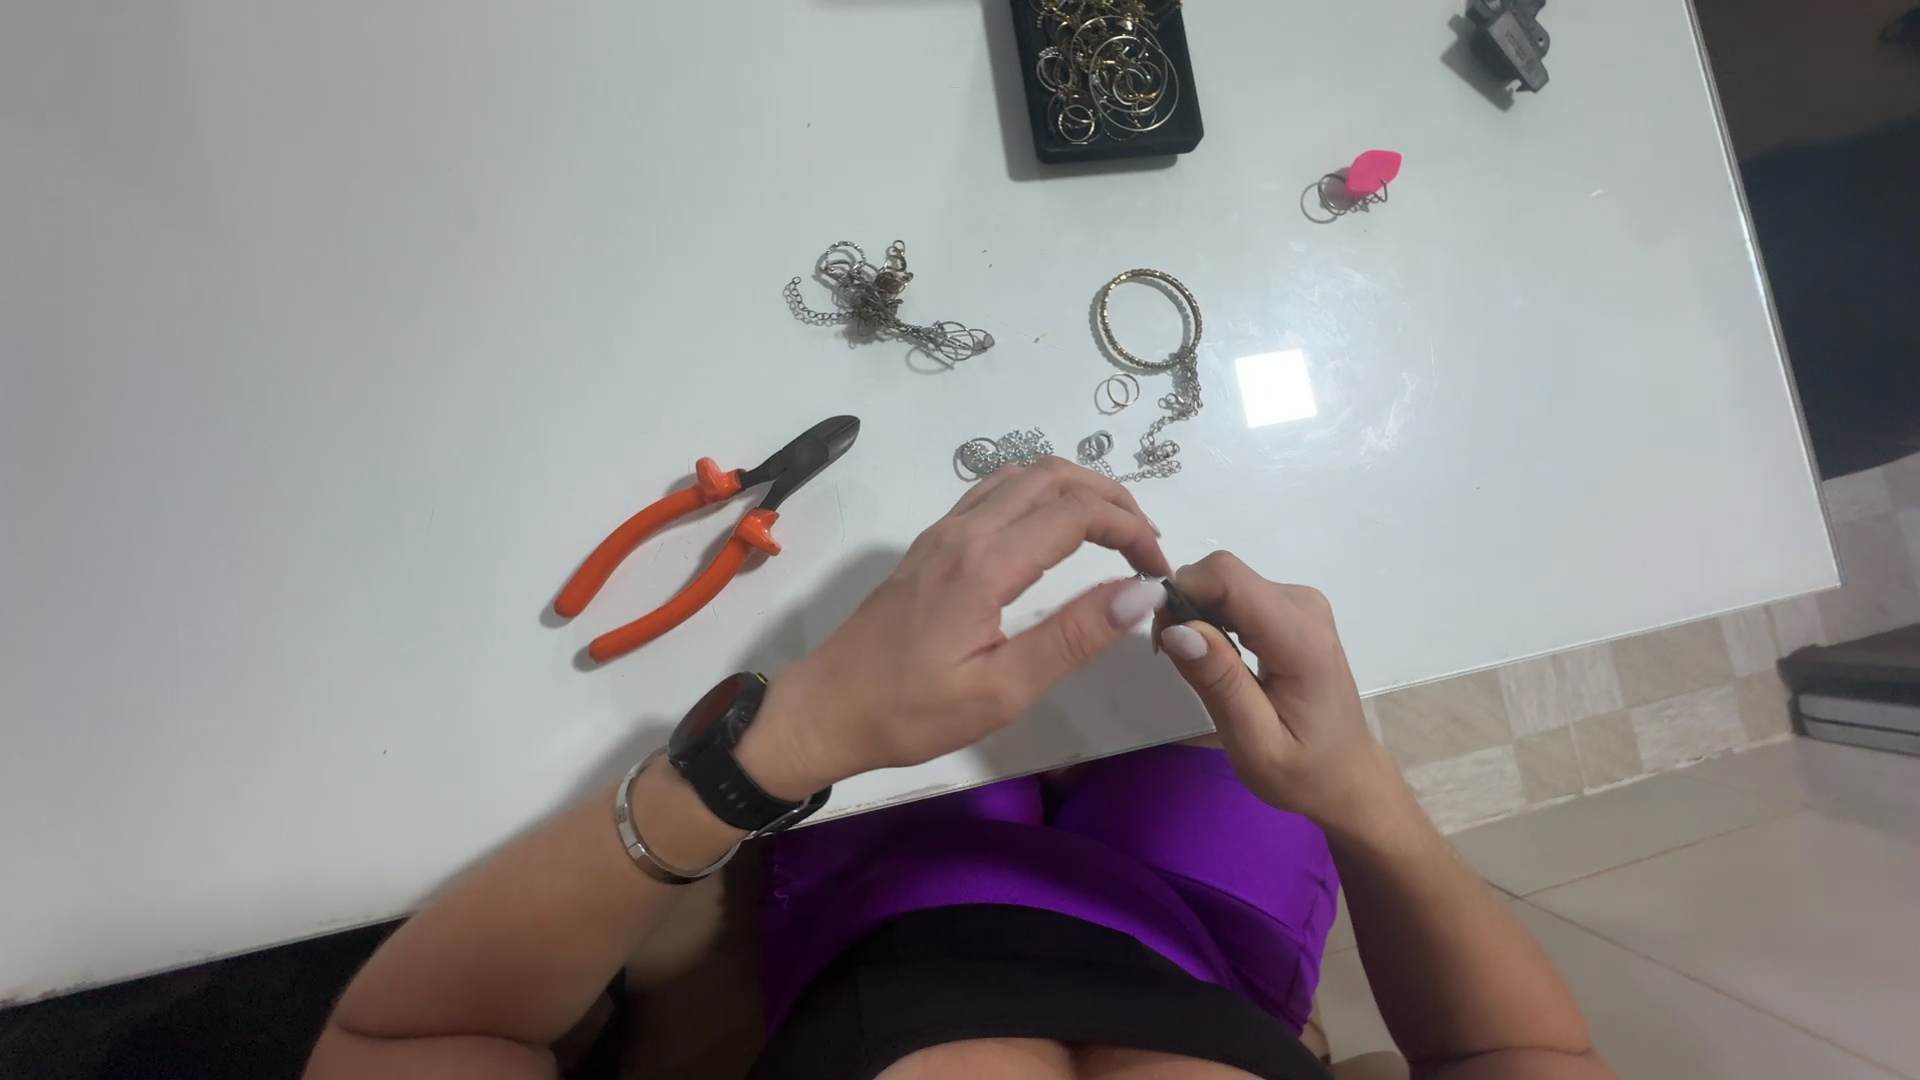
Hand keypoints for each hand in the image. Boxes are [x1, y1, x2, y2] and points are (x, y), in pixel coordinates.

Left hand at [738, 457, 1170, 797]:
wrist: (825, 708)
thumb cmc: (911, 712)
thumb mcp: (1001, 690)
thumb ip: (1072, 637)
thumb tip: (1140, 593)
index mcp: (984, 563)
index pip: (1076, 513)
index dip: (1130, 529)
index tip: (1158, 569)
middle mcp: (964, 531)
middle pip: (1052, 477)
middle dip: (1111, 497)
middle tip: (1146, 542)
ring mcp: (942, 532)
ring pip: (1020, 476)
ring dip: (1074, 489)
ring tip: (1112, 529)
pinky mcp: (930, 544)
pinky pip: (992, 493)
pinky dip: (1037, 494)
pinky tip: (1051, 528)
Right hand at [1154, 551, 1397, 825]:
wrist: (1348, 777)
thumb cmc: (1303, 771)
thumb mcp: (1254, 744)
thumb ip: (1218, 682)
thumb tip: (1177, 628)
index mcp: (1301, 639)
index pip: (1227, 577)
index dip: (1184, 594)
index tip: (1165, 640)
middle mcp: (1305, 607)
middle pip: (1223, 575)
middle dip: (1186, 607)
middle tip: (1178, 661)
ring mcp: (1301, 603)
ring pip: (1225, 580)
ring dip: (1196, 614)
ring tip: (1200, 666)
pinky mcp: (1292, 607)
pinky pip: (1235, 591)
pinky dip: (1212, 615)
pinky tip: (1217, 655)